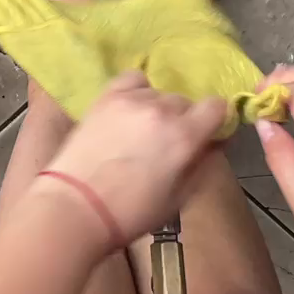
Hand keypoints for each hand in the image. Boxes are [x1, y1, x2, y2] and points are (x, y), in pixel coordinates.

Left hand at [40, 72, 224, 243]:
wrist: (77, 207)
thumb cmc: (131, 213)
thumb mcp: (178, 199)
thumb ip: (203, 166)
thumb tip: (216, 143)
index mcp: (184, 136)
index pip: (216, 106)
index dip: (215, 120)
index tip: (207, 135)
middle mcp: (162, 109)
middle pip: (185, 102)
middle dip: (184, 120)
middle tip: (168, 145)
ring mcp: (133, 99)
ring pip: (159, 94)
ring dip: (159, 110)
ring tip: (142, 133)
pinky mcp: (107, 95)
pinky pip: (134, 79)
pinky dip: (138, 90)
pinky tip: (131, 109)